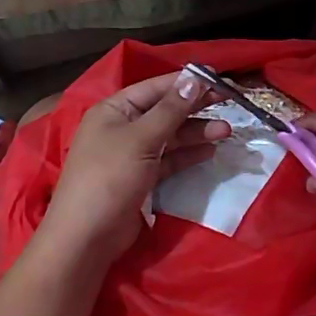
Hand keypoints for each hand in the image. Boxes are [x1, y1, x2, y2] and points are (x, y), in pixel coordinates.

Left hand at [38, 72, 228, 264]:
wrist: (86, 238)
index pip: (155, 87)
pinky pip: (169, 158)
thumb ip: (171, 109)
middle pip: (165, 110)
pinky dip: (188, 153)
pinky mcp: (141, 177)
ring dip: (196, 131)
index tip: (218, 76)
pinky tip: (210, 150)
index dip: (186, 81)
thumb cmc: (109, 178)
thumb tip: (194, 78)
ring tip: (226, 131)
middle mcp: (122, 127)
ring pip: (170, 135)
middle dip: (196, 106)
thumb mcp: (141, 138)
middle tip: (229, 100)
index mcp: (114, 109)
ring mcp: (131, 153)